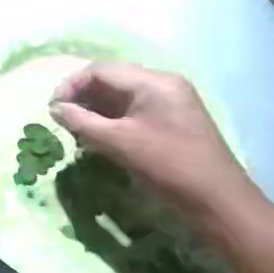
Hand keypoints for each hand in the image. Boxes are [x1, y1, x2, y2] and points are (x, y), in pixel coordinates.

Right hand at [49, 63, 266, 231]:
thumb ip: (80, 121)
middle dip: (82, 96)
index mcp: (153, 82)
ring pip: (121, 94)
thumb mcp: (117, 142)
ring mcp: (171, 100)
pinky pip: (135, 108)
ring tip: (77, 128)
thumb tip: (55, 108)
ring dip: (96, 108)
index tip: (54, 108)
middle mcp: (164, 83)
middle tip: (63, 117)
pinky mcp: (174, 118)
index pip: (99, 70)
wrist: (220, 202)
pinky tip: (99, 134)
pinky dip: (113, 117)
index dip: (71, 86)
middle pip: (111, 79)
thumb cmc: (167, 166)